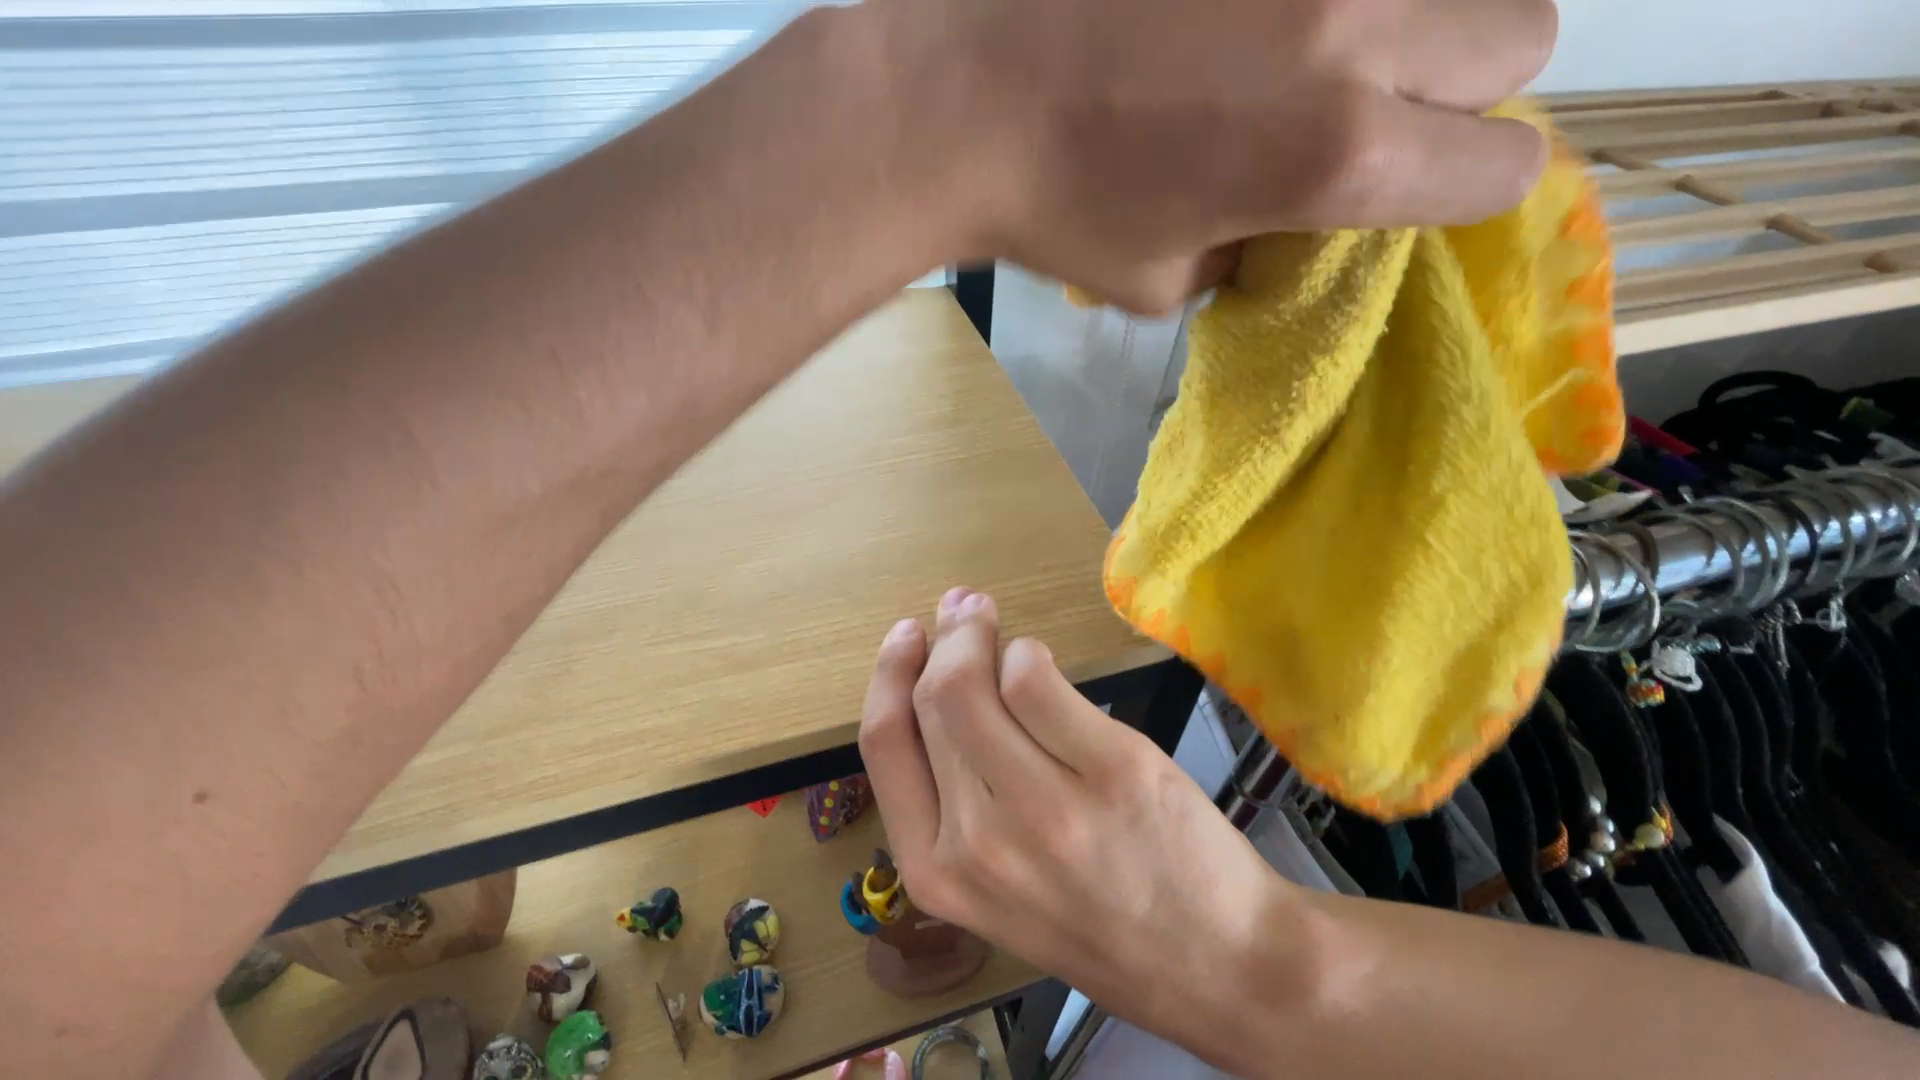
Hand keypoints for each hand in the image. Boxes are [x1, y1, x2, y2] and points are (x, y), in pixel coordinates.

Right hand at [859, 588, 1298, 1068]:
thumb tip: (937, 692)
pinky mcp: (1111, 770)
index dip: (888, 675)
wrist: (1213, 964)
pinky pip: (1037, 679)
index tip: (907, 639)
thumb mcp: (995, 891)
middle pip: (932, 699)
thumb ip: (954, 804)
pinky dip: (1030, 654)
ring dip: (980, 633)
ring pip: (975, 680)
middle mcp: (978, 842)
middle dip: (944, 640)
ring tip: (992, 622)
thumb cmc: (1096, 922)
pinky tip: (1041, 661)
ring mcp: (1045, 807)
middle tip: (962, 611)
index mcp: (936, 873)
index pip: (882, 743)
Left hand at [867, 0, 1557, 312]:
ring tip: (1312, 50)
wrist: (956, 99)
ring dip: (1416, 17)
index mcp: (1339, 155)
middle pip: (1522, 35)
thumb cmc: (1056, 212)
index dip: (1461, 184)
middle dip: (1461, 83)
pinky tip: (1257, 21)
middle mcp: (1359, 31)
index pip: (1500, 168)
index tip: (1408, 183)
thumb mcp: (1169, 280)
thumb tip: (1306, 214)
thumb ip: (1266, 245)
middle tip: (1367, 103)